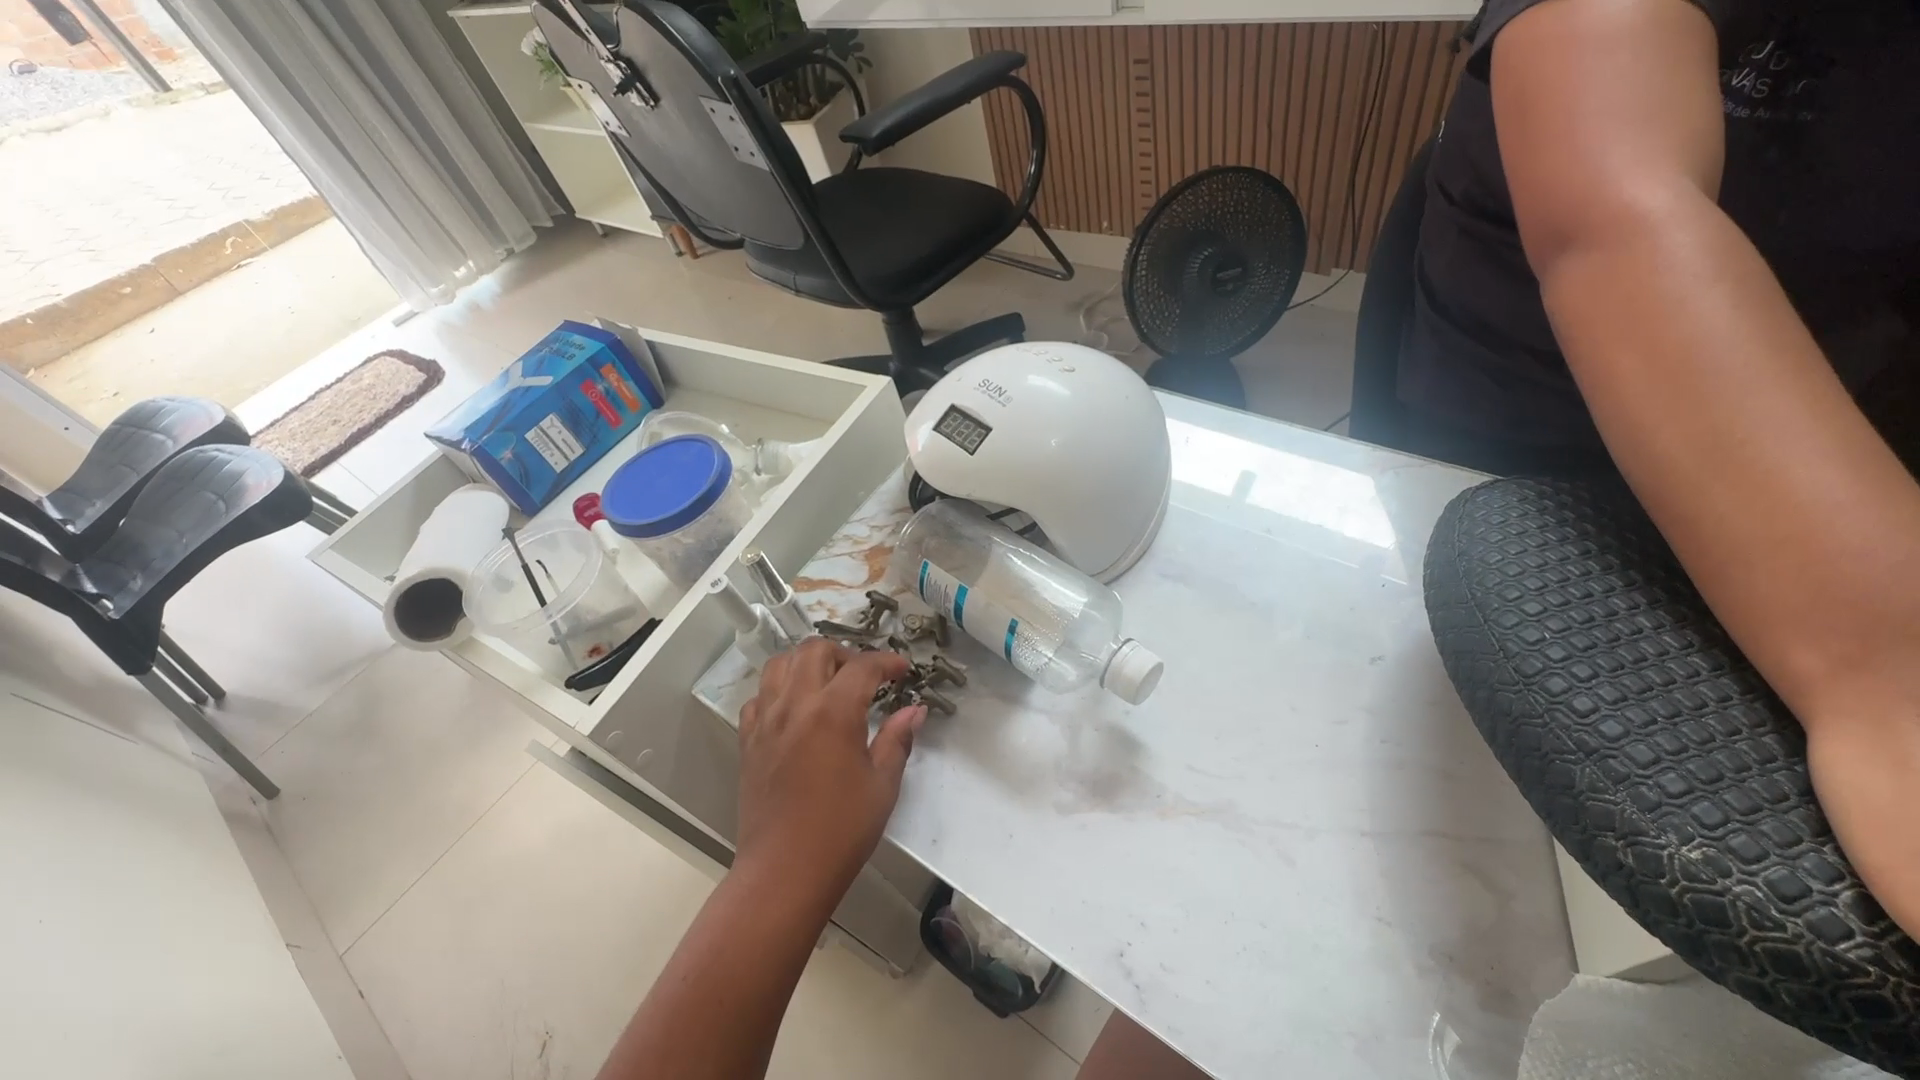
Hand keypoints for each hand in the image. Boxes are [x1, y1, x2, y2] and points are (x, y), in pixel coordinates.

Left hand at [736, 639, 926, 905]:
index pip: (862, 667)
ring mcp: (765, 721)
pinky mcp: (748, 741)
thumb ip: (897, 740)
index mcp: (832, 712)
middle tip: (865, 678)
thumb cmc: (842, 830)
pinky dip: (779, 692)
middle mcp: (794, 705)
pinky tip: (796, 712)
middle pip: (814, 650)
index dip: (887, 662)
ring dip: (807, 664)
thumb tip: (914, 711)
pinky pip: (759, 698)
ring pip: (780, 665)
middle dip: (844, 654)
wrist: (785, 870)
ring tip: (828, 685)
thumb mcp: (882, 785)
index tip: (903, 671)